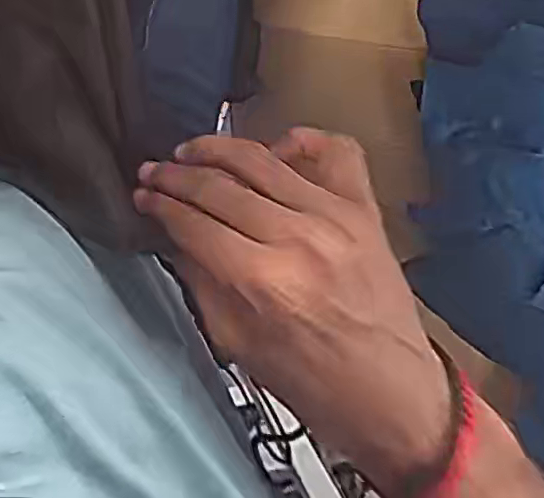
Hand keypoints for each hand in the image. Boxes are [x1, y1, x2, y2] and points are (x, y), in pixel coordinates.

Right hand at [135, 130, 452, 495]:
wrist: (400, 402)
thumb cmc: (317, 382)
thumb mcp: (236, 340)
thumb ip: (198, 278)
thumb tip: (173, 232)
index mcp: (265, 281)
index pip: (191, 221)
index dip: (157, 204)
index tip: (142, 196)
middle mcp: (299, 240)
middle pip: (216, 185)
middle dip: (173, 176)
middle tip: (152, 172)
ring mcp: (336, 217)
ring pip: (257, 158)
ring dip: (213, 148)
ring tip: (190, 152)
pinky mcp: (364, 210)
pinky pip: (332, 151)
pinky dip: (299, 140)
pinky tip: (274, 150)